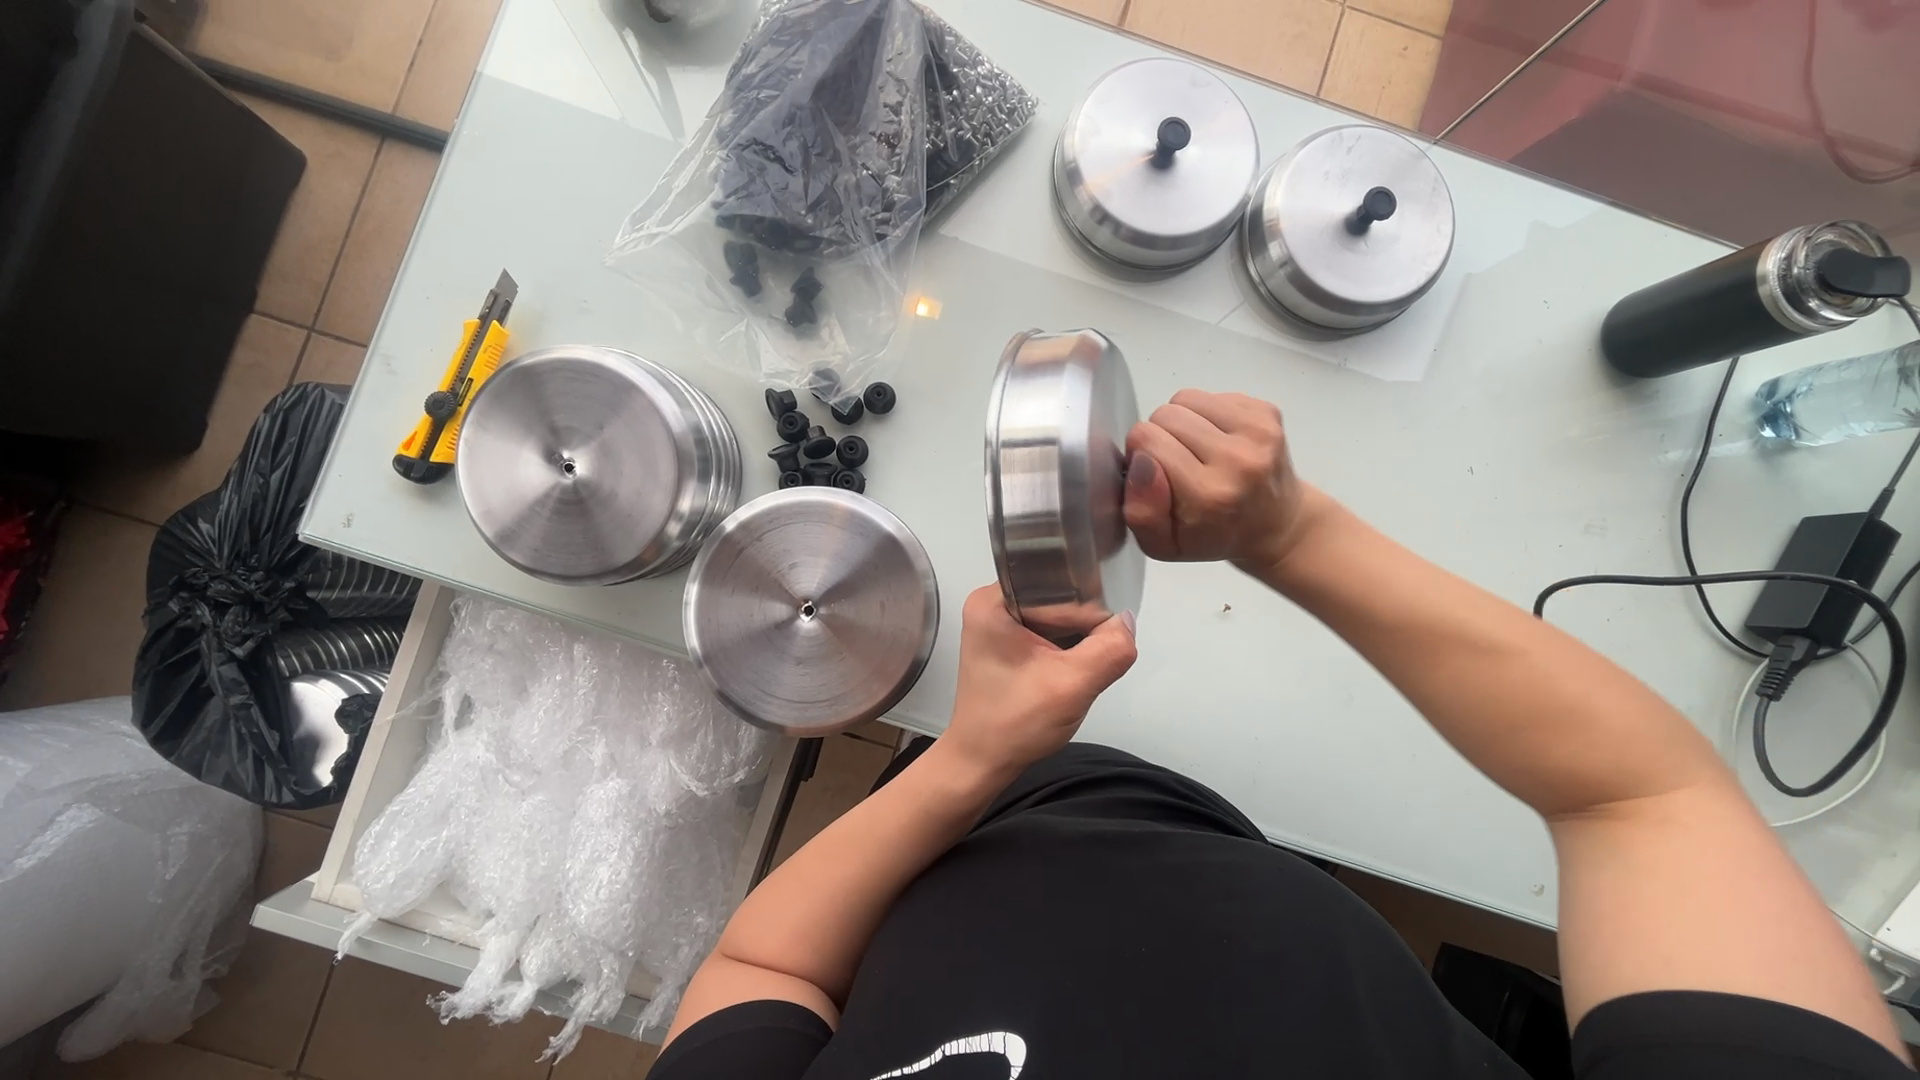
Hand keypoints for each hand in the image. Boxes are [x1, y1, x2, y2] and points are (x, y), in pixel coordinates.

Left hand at [943, 585, 1136, 776]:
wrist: (983, 760)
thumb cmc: (1015, 723)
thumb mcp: (1071, 686)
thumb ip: (1109, 650)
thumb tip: (1127, 624)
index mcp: (993, 600)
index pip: (1061, 589)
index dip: (1091, 615)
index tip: (1105, 645)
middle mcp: (991, 603)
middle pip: (1060, 598)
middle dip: (1084, 628)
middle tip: (1096, 658)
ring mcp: (998, 623)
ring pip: (1058, 617)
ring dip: (1077, 640)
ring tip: (1081, 666)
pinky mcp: (1008, 642)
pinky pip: (1050, 632)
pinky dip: (1067, 649)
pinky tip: (1070, 670)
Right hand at [1123, 389, 1326, 574]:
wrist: (1277, 526)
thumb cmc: (1212, 539)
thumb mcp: (1164, 547)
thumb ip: (1141, 514)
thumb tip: (1141, 462)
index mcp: (1208, 495)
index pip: (1148, 440)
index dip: (1140, 454)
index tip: (1152, 474)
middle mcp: (1237, 459)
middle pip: (1164, 415)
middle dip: (1158, 435)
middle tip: (1173, 463)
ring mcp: (1258, 431)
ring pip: (1186, 398)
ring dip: (1181, 420)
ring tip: (1193, 449)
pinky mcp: (1268, 413)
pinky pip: (1211, 395)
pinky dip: (1205, 413)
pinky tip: (1216, 439)